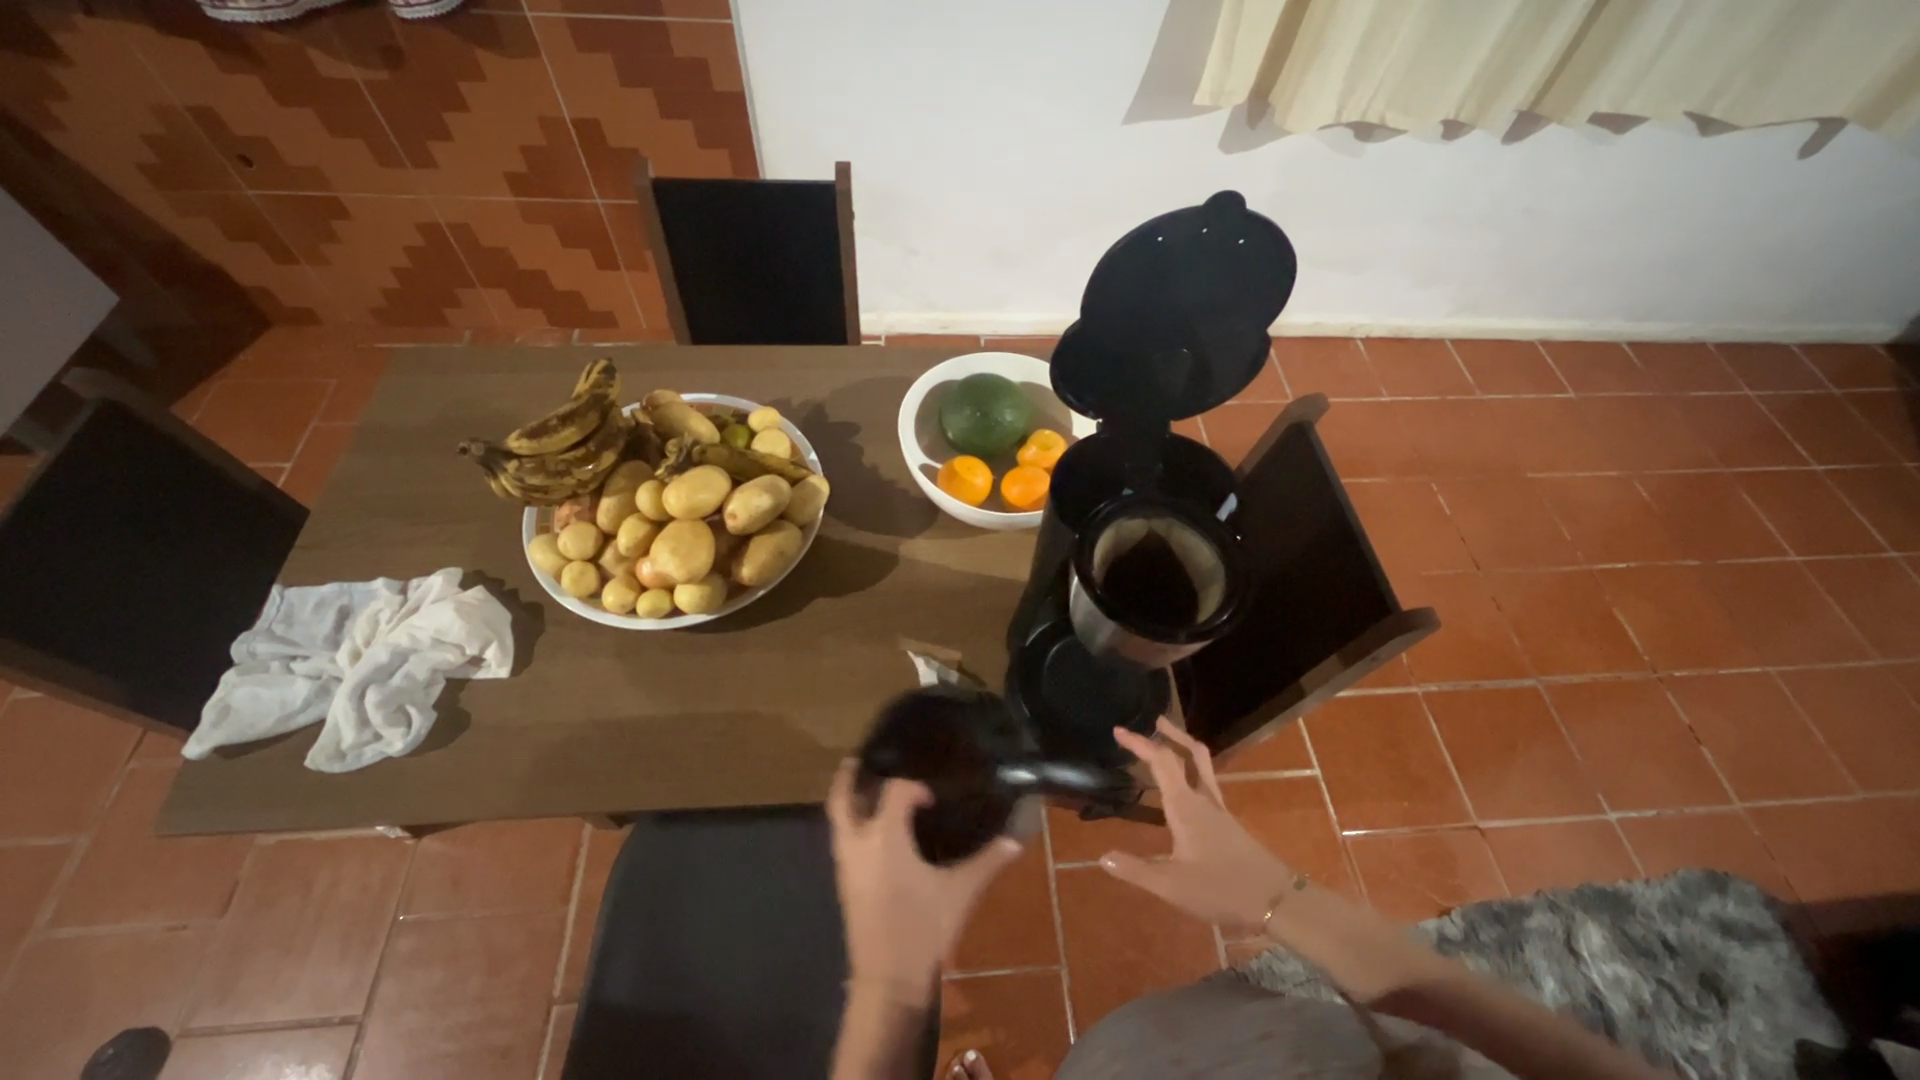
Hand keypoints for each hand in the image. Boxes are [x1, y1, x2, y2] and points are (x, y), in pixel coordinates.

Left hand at [827, 759, 1022, 1005]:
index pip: (895, 790)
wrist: (888, 979)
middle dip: (849, 776)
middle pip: (842, 798)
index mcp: (885, 836)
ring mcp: (846, 864)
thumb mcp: (960, 892)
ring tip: (866, 787)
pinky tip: (872, 830)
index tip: (932, 798)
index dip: (914, 787)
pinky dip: (851, 824)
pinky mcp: (844, 882)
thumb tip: (1018, 837)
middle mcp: (858, 843)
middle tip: (861, 758)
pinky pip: (842, 840)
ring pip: (837, 820)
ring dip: (848, 800)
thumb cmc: (924, 929)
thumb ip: (988, 860)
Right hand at [1099, 718, 1296, 931]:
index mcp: (1186, 807)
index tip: (1118, 731)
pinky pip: (1208, 785)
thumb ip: (1136, 870)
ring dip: (1184, 749)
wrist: (1277, 901)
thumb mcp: (1172, 886)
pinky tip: (1185, 791)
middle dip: (1172, 734)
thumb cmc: (1222, 889)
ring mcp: (1220, 811)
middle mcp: (1204, 800)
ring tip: (1169, 745)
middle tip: (1155, 721)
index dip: (1140, 744)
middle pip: (1191, 753)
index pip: (1161, 762)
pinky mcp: (1229, 825)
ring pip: (1203, 767)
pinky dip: (1193, 773)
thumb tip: (1103, 857)